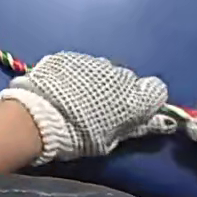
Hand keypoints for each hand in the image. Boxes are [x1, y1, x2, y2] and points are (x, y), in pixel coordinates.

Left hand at [0, 52, 174, 163]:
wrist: (37, 117)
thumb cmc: (77, 135)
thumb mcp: (109, 140)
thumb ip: (134, 127)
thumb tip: (159, 122)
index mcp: (136, 98)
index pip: (155, 90)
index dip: (143, 99)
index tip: (131, 109)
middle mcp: (119, 75)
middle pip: (125, 79)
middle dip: (116, 89)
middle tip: (96, 105)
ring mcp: (92, 62)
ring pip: (100, 69)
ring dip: (93, 79)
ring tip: (73, 95)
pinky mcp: (67, 56)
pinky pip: (76, 64)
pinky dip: (71, 72)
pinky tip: (57, 86)